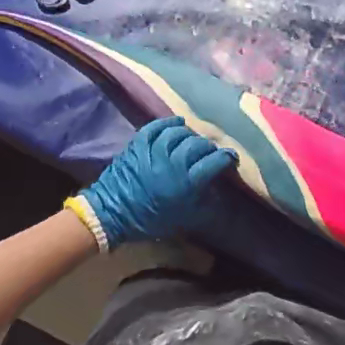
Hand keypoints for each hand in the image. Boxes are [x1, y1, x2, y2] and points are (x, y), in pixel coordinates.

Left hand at [75, 117, 236, 247]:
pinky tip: (176, 123)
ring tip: (192, 138)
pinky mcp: (138, 144)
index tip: (231, 157)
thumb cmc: (149, 220)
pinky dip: (167, 123)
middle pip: (198, 144)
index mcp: (187, 182)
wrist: (113, 214)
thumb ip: (204, 204)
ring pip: (178, 133)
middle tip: (210, 150)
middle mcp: (173, 162)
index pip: (214, 162)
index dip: (226, 157)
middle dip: (208, 146)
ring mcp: (154, 151)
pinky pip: (156, 127)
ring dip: (189, 134)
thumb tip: (217, 190)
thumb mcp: (184, 218)